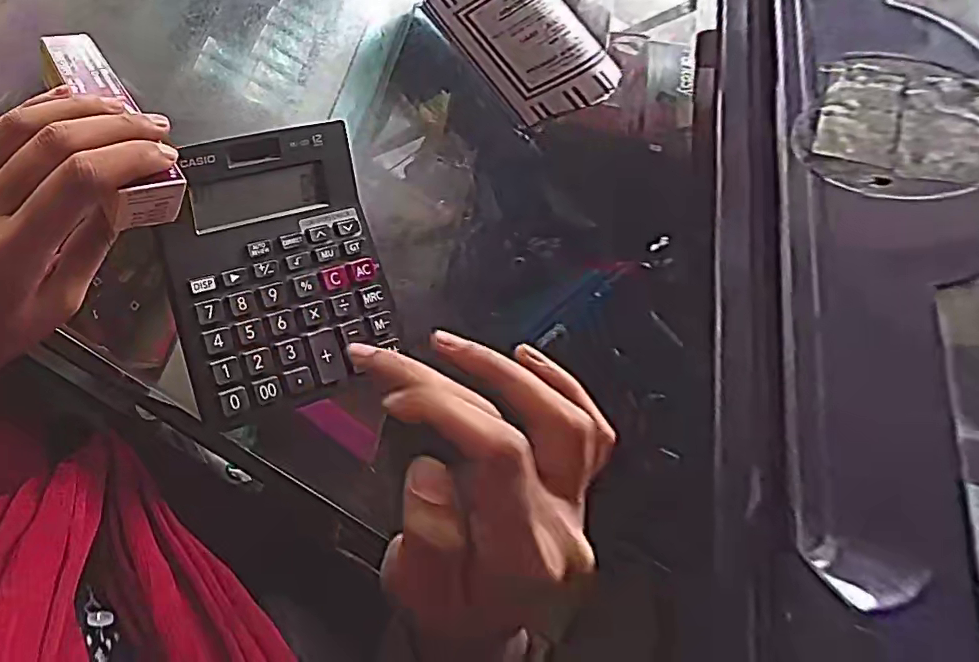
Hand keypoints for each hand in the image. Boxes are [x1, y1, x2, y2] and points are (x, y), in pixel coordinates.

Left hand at [0, 86, 176, 389]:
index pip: (76, 181)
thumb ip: (94, 245)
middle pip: (54, 144)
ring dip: (79, 109)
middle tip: (154, 128)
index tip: (162, 156)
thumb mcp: (60, 303)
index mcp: (12, 251)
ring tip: (121, 106)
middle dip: (114, 127)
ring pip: (24, 126)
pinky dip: (38, 106)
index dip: (126, 158)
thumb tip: (128, 197)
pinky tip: (68, 97)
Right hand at [350, 333, 616, 660]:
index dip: (442, 407)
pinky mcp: (570, 487)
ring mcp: (573, 504)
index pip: (498, 451)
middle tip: (393, 359)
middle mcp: (560, 525)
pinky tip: (524, 357)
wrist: (478, 634)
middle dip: (446, 378)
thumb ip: (426, 537)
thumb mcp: (417, 589)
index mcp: (523, 551)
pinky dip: (557, 385)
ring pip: (565, 418)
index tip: (393, 394)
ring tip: (449, 346)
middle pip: (521, 424)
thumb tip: (430, 470)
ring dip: (504, 371)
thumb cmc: (447, 613)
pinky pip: (586, 430)